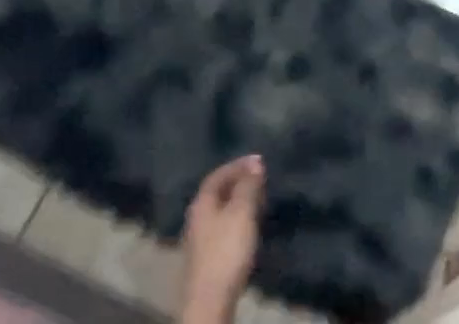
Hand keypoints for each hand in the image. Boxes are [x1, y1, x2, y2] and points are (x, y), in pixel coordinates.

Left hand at [181, 155, 264, 318]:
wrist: (211, 297)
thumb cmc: (227, 249)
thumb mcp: (242, 212)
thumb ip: (248, 187)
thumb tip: (255, 163)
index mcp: (202, 204)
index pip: (217, 176)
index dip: (237, 165)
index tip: (259, 160)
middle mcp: (197, 218)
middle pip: (217, 192)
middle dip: (239, 181)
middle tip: (262, 176)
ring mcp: (201, 238)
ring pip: (221, 209)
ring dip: (240, 200)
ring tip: (261, 197)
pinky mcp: (209, 254)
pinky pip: (224, 225)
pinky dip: (239, 216)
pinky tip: (251, 223)